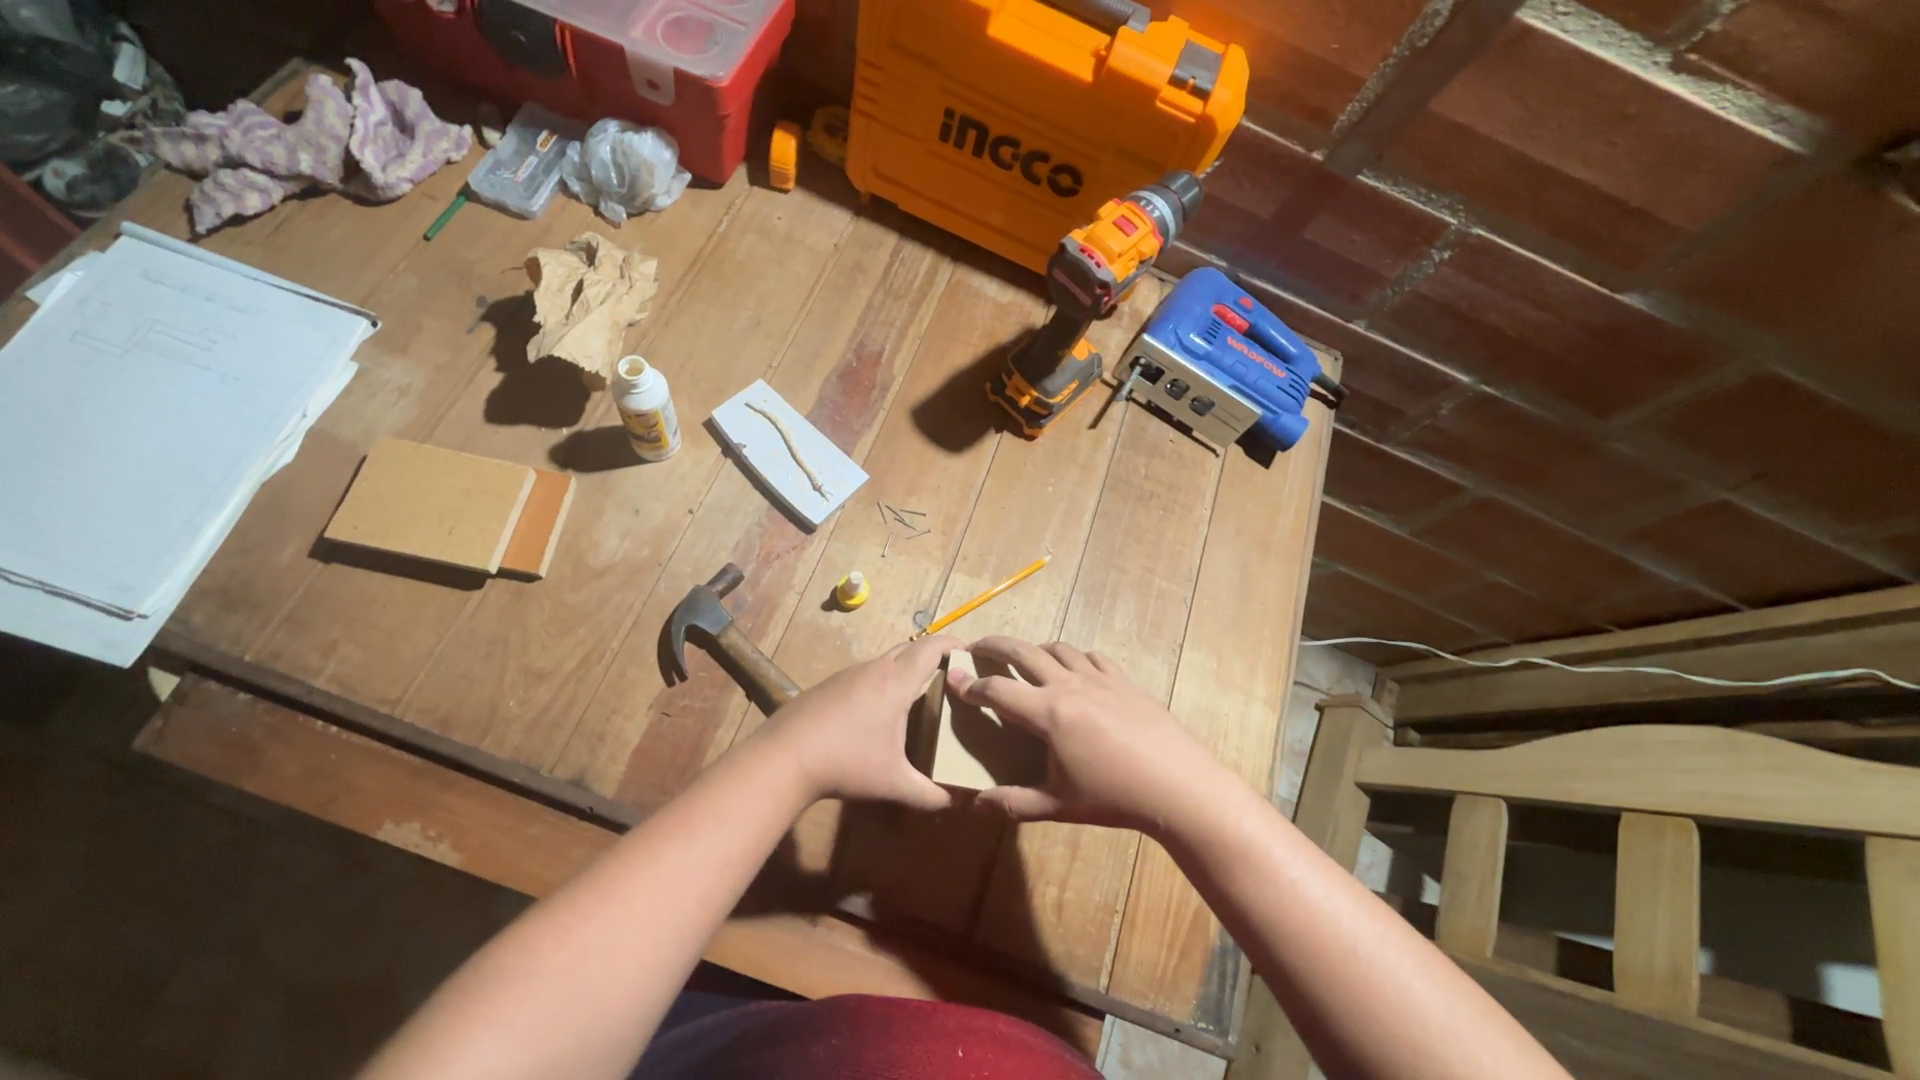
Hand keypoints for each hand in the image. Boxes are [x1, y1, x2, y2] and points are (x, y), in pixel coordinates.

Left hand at [756, 636, 959, 811]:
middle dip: (932, 655)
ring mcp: (846, 675)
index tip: (970, 651)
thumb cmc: (846, 763)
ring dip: (904, 669)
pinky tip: (879, 711)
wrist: (783, 758)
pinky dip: (881, 682)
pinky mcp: (827, 686)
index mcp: (896, 682)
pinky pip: (864, 675)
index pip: (931, 648)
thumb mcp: (893, 783)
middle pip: (909, 648)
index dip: (953, 644)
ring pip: (884, 661)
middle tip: (951, 674)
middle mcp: (873, 670)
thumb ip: (928, 794)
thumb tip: (954, 803)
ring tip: (919, 693)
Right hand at [948, 636, 1231, 835]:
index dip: (971, 685)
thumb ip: (1013, 803)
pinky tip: (1073, 670)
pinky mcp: (1124, 681)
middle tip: (976, 646)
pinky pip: (1091, 657)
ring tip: (1024, 659)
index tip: (953, 678)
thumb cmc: (1114, 798)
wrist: (1179, 785)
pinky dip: (1072, 657)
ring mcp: (1100, 678)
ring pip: (1059, 649)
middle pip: (1023, 652)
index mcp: (1049, 714)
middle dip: (994, 646)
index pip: (998, 690)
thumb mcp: (1058, 806)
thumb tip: (975, 805)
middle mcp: (1070, 685)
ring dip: (1035, 649)